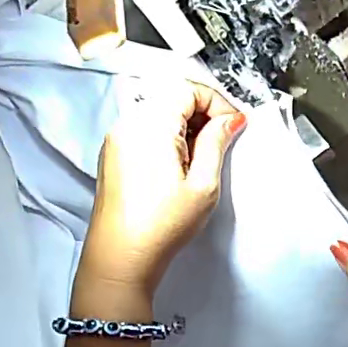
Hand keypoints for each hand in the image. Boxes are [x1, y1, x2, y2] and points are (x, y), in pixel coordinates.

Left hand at [78, 77, 246, 307]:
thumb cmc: (158, 227)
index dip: (217, 102)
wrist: (121, 257)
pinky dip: (167, 138)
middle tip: (222, 141)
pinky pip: (144, 130)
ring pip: (158, 113)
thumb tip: (230, 121)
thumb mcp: (203, 184)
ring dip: (185, 127)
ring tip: (201, 161)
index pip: (187, 89)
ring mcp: (117, 139)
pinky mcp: (114, 154)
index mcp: (149, 125)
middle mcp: (128, 125)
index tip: (233, 124)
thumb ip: (217, 142)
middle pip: (172, 97)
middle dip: (202, 113)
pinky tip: (180, 167)